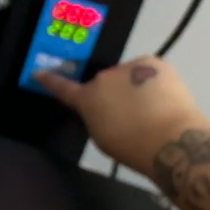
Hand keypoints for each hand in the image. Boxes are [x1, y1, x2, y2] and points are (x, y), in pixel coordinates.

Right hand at [33, 56, 204, 173]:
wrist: (171, 140)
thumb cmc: (133, 146)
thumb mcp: (102, 136)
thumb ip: (95, 117)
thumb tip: (103, 109)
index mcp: (87, 98)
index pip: (63, 88)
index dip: (50, 81)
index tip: (38, 72)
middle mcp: (104, 78)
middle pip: (105, 82)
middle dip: (113, 93)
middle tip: (129, 113)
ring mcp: (129, 67)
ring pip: (129, 75)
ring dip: (134, 86)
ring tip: (151, 109)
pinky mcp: (154, 63)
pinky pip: (149, 71)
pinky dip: (154, 82)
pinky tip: (164, 99)